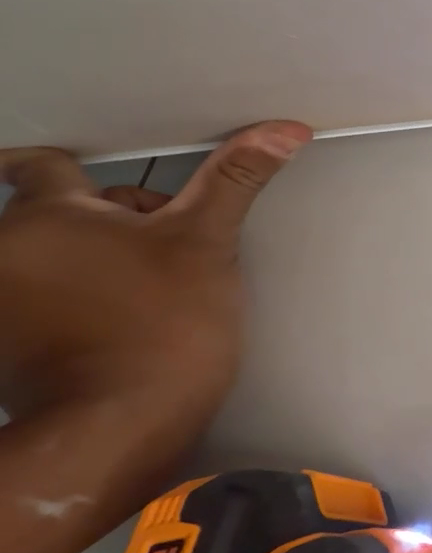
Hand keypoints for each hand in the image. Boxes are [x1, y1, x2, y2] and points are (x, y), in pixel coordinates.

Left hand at [0, 121, 311, 426]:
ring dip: (105, 257)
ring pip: (60, 255)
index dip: (81, 165)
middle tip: (171, 245)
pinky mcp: (7, 344)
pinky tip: (130, 315)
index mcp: (39, 221)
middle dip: (118, 219)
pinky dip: (86, 294)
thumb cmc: (160, 321)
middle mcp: (1, 257)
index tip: (111, 175)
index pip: (43, 166)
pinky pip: (49, 296)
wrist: (119, 424)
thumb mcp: (208, 239)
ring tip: (157, 284)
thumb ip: (236, 177)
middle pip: (64, 213)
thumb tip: (282, 129)